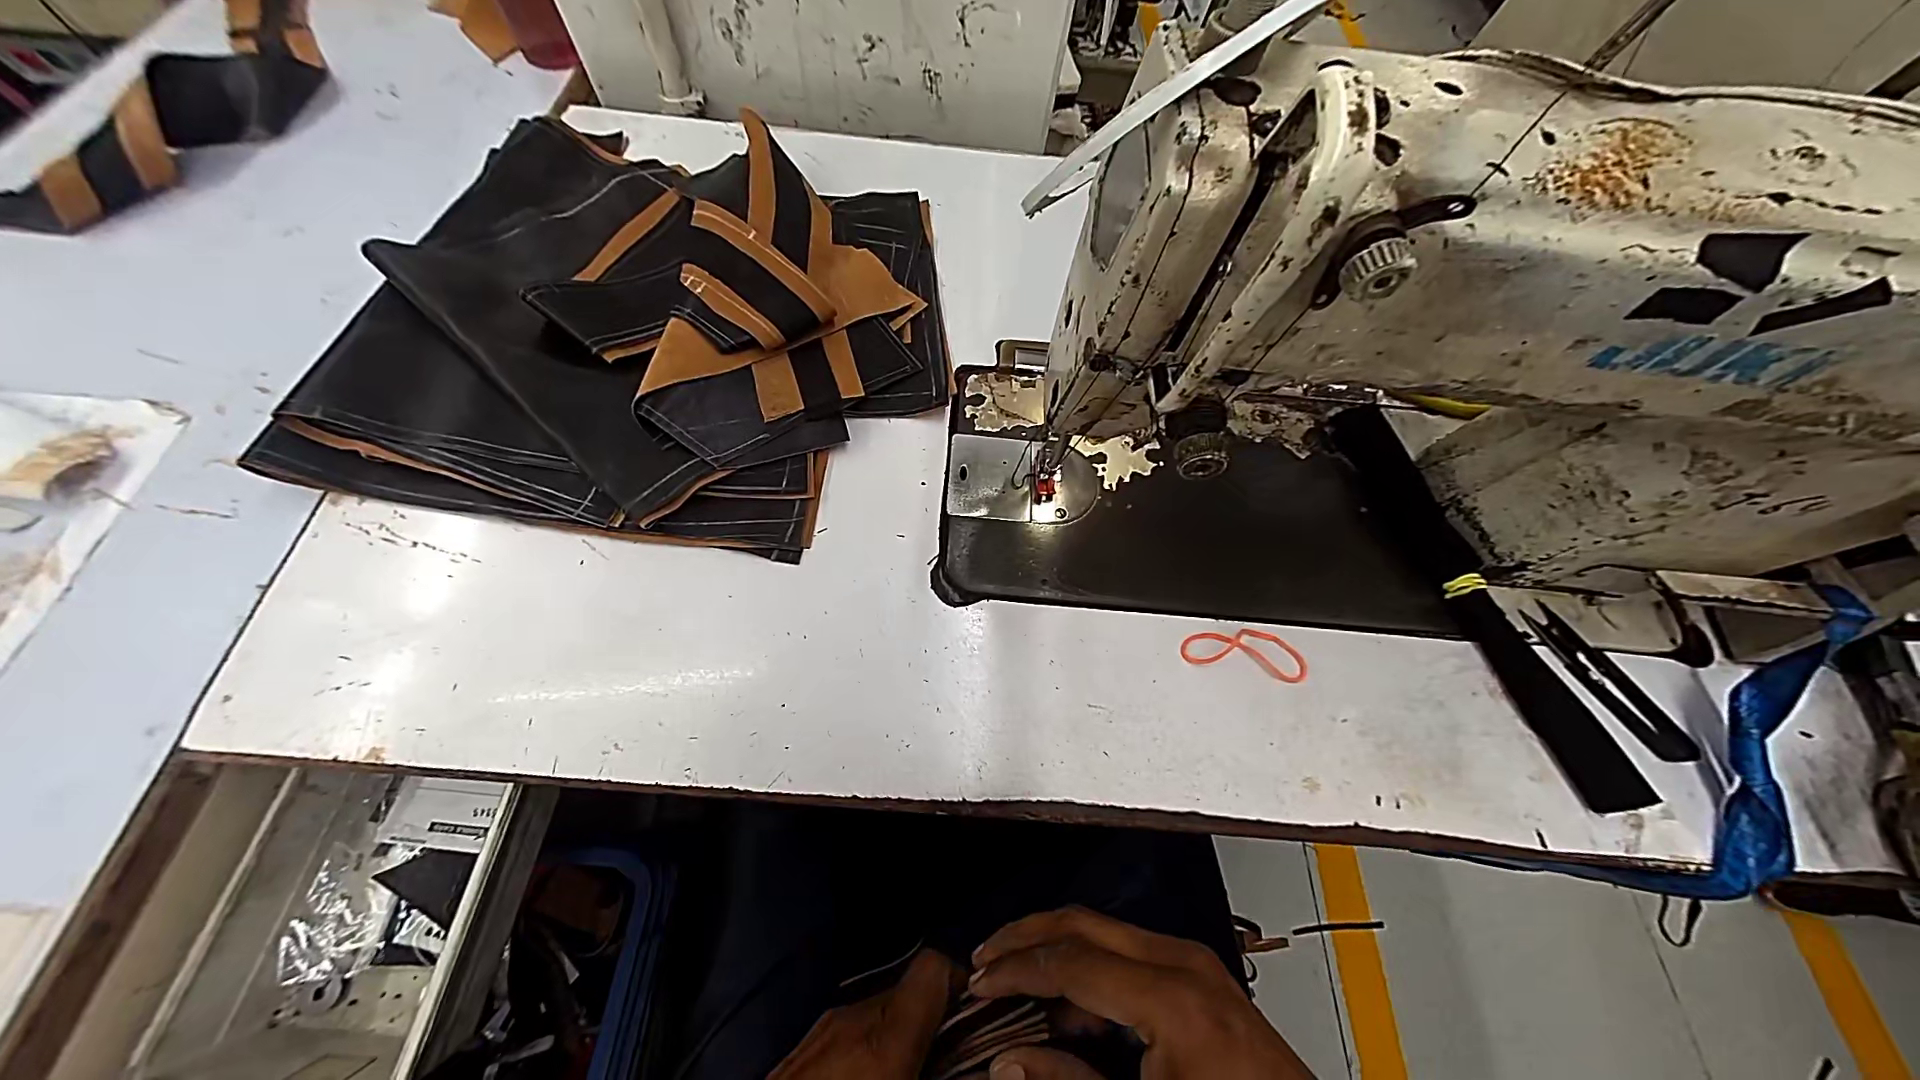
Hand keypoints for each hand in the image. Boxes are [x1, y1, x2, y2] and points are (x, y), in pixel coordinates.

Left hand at [770, 947, 959, 1079]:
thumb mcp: (897, 1079)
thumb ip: (939, 1073)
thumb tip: (974, 1071)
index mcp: (886, 1039)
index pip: (933, 968)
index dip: (958, 982)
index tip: (973, 1014)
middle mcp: (854, 1019)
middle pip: (908, 992)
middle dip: (930, 1021)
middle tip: (944, 1061)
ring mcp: (821, 1030)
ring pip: (876, 1012)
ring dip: (896, 1036)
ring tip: (904, 1075)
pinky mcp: (799, 1048)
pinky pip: (846, 1032)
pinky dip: (864, 1050)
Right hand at [969, 907, 1313, 1079]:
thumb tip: (1013, 1063)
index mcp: (1172, 996)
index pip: (1070, 959)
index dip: (1015, 969)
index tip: (981, 981)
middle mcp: (1184, 962)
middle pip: (1081, 921)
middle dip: (1025, 935)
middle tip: (986, 958)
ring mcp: (1194, 962)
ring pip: (1102, 926)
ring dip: (1053, 945)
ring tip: (1016, 978)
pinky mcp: (1199, 974)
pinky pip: (1127, 948)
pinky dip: (1087, 963)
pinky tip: (1068, 1002)